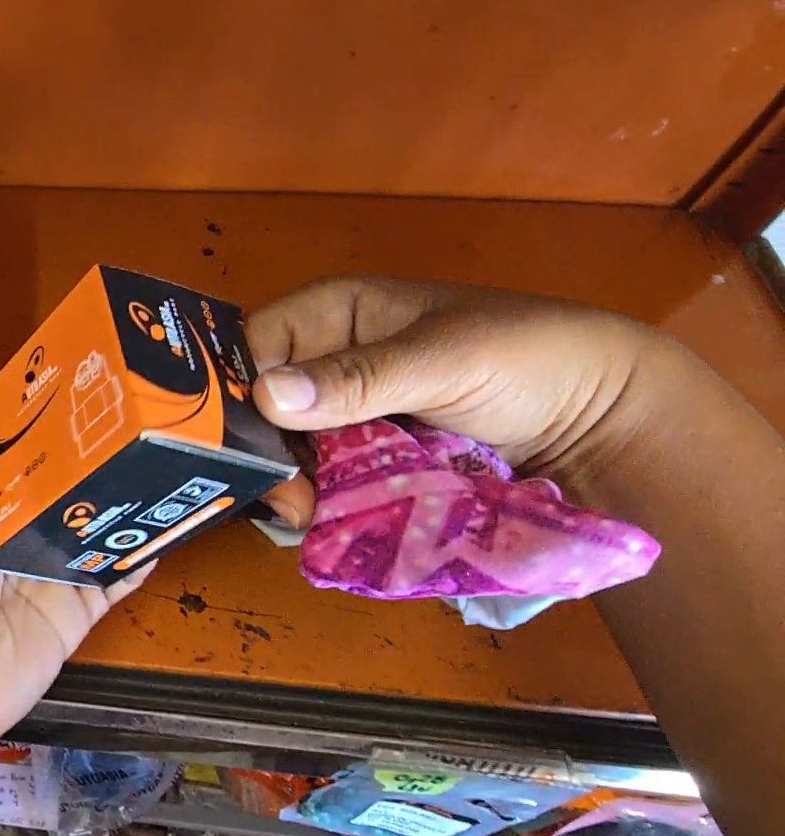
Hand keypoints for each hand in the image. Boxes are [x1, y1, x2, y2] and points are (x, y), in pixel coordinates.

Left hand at [0, 412, 151, 790]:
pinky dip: (137, 556)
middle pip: (53, 487)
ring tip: (168, 454)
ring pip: (88, 526)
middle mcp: (3, 538)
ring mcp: (39, 577)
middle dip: (88, 454)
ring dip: (122, 498)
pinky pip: (109, 579)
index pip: (3, 458)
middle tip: (141, 408)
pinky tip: (171, 524)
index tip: (76, 381)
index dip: (33, 425)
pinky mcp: (68, 616)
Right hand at [243, 277, 668, 525]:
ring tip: (308, 515)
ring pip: (272, 450)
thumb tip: (269, 396)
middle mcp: (318, 363)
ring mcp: (331, 416)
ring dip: (282, 484)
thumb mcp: (448, 360)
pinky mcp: (349, 458)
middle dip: (259, 452)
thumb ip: (361, 376)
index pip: (248, 348)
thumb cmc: (533, 361)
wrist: (601, 427)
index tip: (247, 441)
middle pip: (252, 408)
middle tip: (286, 495)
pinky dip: (306, 500)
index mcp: (330, 316)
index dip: (234, 390)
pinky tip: (318, 518)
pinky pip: (305, 478)